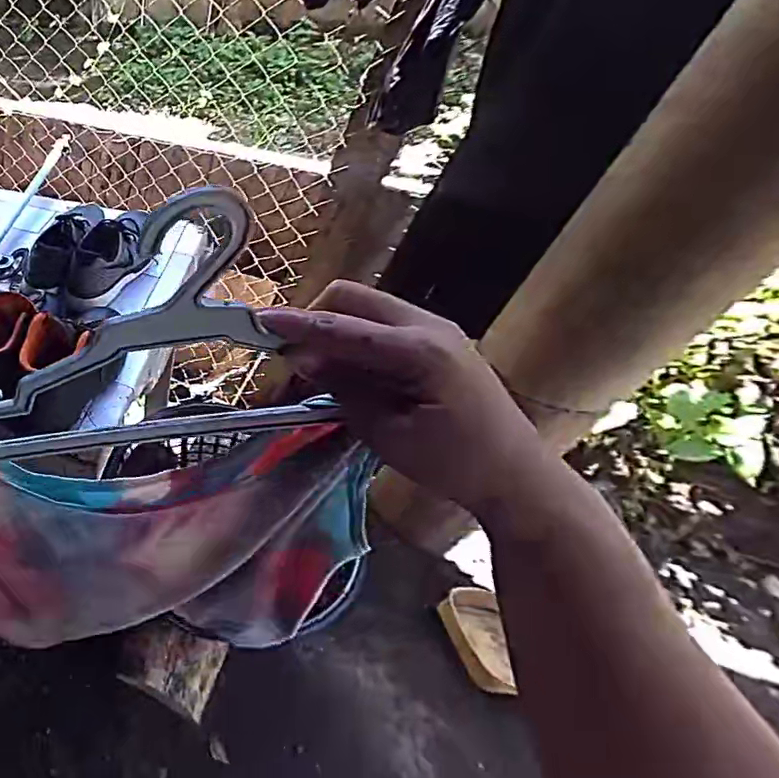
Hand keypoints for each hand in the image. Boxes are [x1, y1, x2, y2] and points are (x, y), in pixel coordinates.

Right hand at [258, 281, 558, 522]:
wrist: (521, 479)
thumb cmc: (455, 464)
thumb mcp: (386, 432)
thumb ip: (342, 387)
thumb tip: (302, 358)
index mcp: (421, 352)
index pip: (341, 328)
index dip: (295, 324)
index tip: (257, 320)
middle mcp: (429, 328)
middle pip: (348, 298)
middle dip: (311, 318)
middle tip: (289, 353)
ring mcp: (433, 329)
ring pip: (359, 306)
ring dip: (329, 328)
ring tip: (313, 367)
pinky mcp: (432, 339)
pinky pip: (374, 322)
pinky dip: (348, 337)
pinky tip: (342, 368)